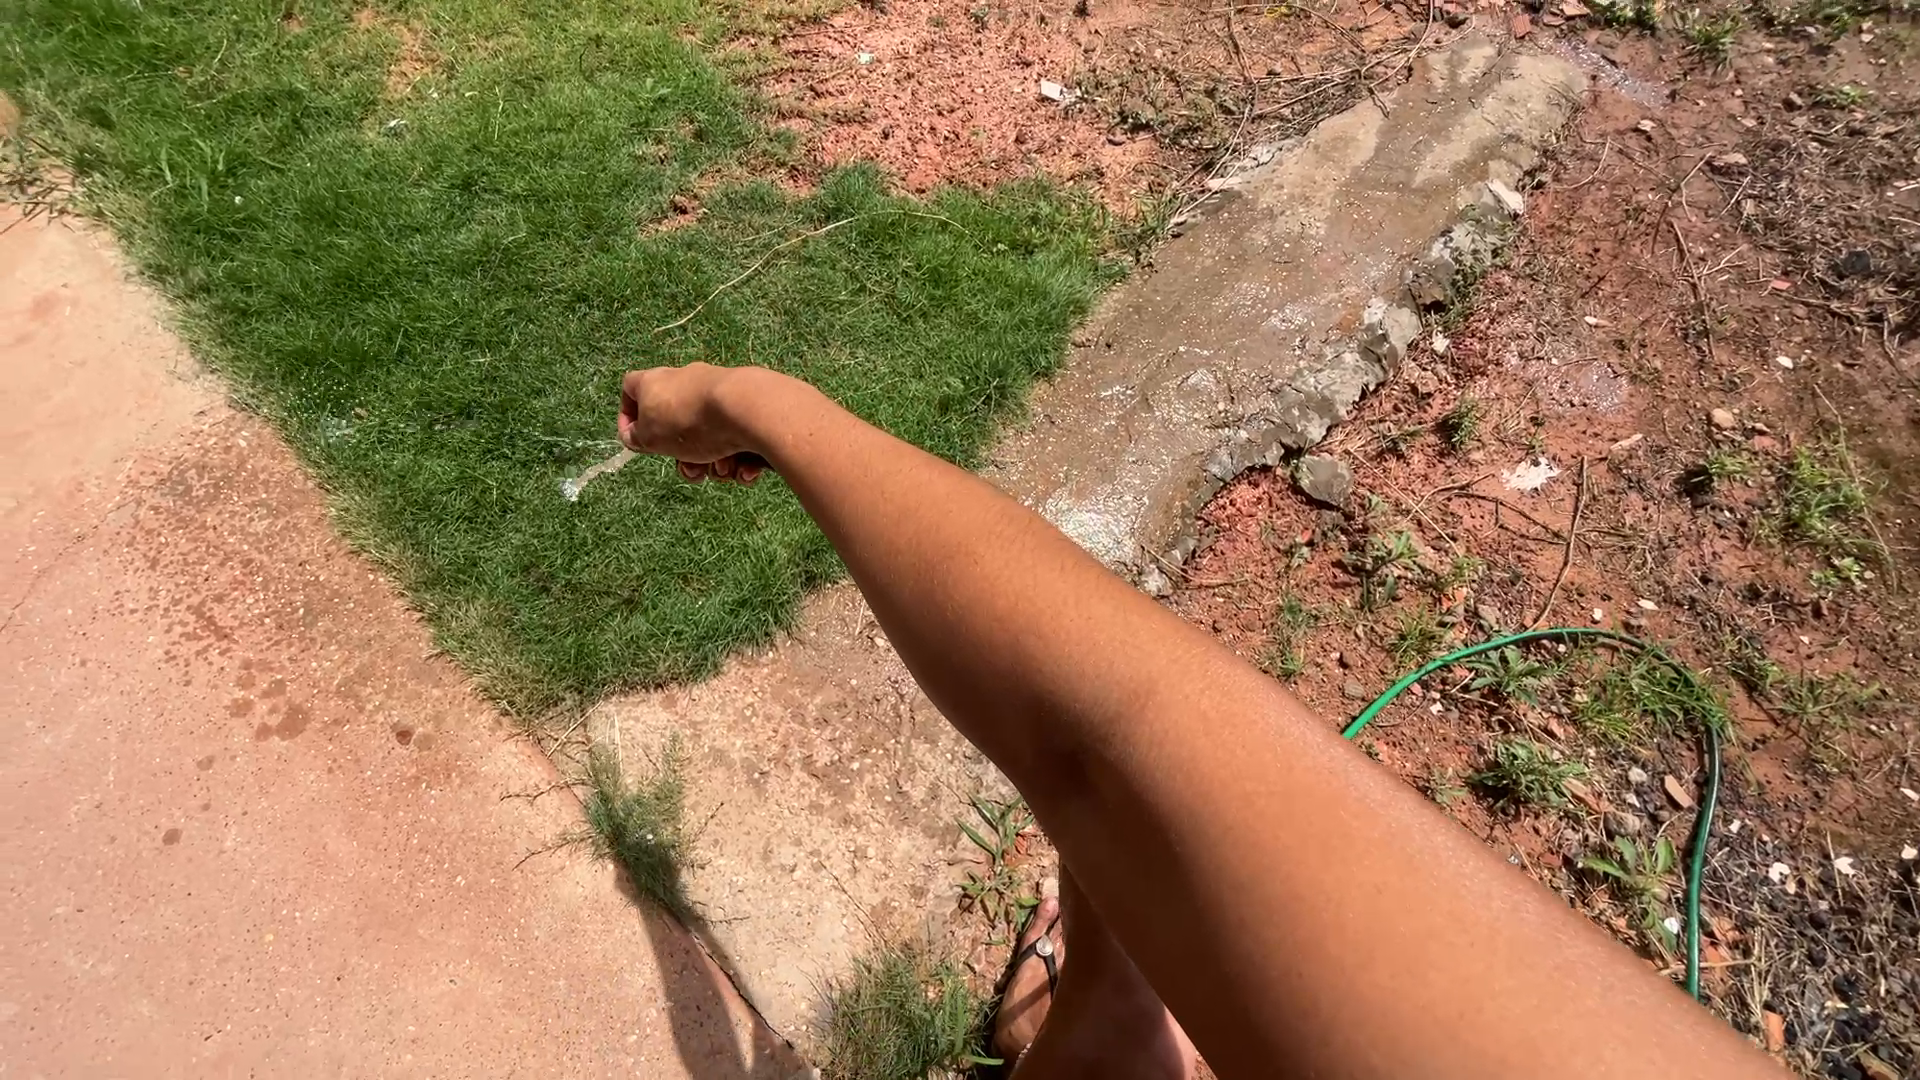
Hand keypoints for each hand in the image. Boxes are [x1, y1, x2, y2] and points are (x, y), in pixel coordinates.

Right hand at [618, 363, 769, 483]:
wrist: (745, 407)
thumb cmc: (689, 421)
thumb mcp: (650, 437)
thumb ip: (637, 438)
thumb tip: (635, 435)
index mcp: (655, 383)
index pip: (631, 389)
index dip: (629, 416)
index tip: (636, 440)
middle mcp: (687, 382)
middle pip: (677, 425)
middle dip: (685, 456)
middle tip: (693, 470)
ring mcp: (720, 394)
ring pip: (710, 437)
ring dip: (715, 463)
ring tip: (724, 468)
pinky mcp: (749, 407)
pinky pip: (740, 438)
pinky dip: (741, 458)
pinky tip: (746, 468)